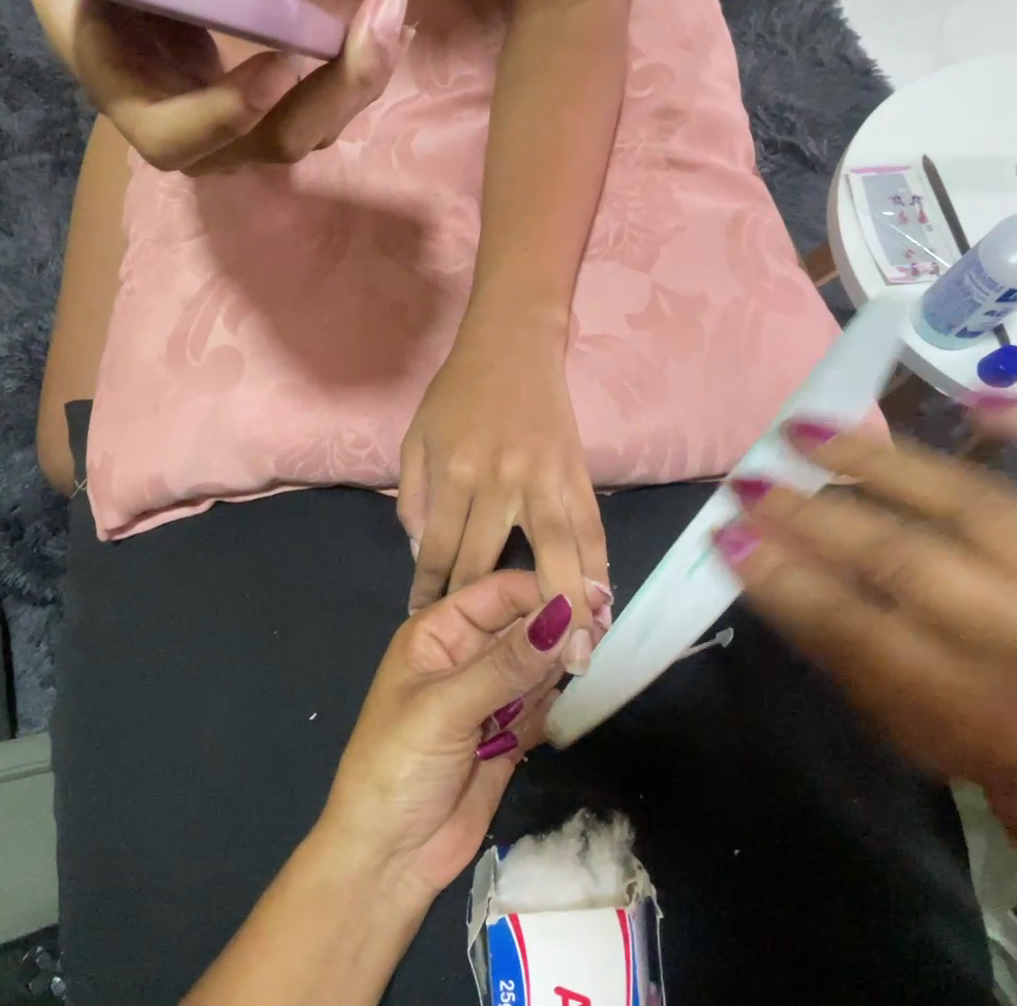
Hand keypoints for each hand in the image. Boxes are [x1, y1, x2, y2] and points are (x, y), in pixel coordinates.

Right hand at [64, 0, 410, 173]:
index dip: (228, 114)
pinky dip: (362, 63)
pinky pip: (328, 106)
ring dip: (360, 73)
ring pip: (314, 129)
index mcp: (140, 111)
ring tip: (391, 3)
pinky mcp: (278, 119)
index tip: (279, 64)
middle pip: (276, 142)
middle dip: (335, 85)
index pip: (179, 142)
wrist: (113, 17)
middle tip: (379, 16)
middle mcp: (202, 144)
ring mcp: (246, 138)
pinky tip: (386, 12)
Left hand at [318, 573, 574, 893]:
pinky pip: (546, 703)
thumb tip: (564, 616)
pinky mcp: (510, 734)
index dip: (543, 592)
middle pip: (524, 625)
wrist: (389, 857)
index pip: (498, 594)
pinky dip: (565, 699)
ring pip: (540, 662)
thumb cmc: (398, 767)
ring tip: (601, 658)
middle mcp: (465, 656)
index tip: (593, 598)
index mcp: (436, 634)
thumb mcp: (445, 709)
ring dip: (567, 660)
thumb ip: (506, 665)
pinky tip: (587, 691)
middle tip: (606, 631)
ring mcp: (489, 696)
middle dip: (562, 626)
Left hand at [398, 333, 607, 671]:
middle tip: (519, 673)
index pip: (438, 551)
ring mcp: (546, 481)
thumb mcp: (415, 439)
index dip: (431, 591)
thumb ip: (413, 498)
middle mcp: (500, 484)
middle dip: (499, 621)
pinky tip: (603, 604)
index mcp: (452, 475)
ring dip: (567, 610)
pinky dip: (599, 570)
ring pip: (557, 556)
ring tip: (580, 657)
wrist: (512, 344)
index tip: (428, 623)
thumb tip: (423, 555)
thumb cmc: (456, 393)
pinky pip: (592, 531)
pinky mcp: (580, 476)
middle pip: (497, 567)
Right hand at [713, 394, 1016, 811]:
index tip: (725, 532)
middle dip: (817, 516)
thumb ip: (822, 627)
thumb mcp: (876, 706)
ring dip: (882, 461)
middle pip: (915, 562)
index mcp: (979, 709)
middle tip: (753, 482)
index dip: (783, 576)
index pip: (859, 628)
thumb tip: (752, 546)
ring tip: (811, 432)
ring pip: (982, 504)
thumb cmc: (958, 730)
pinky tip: (977, 402)